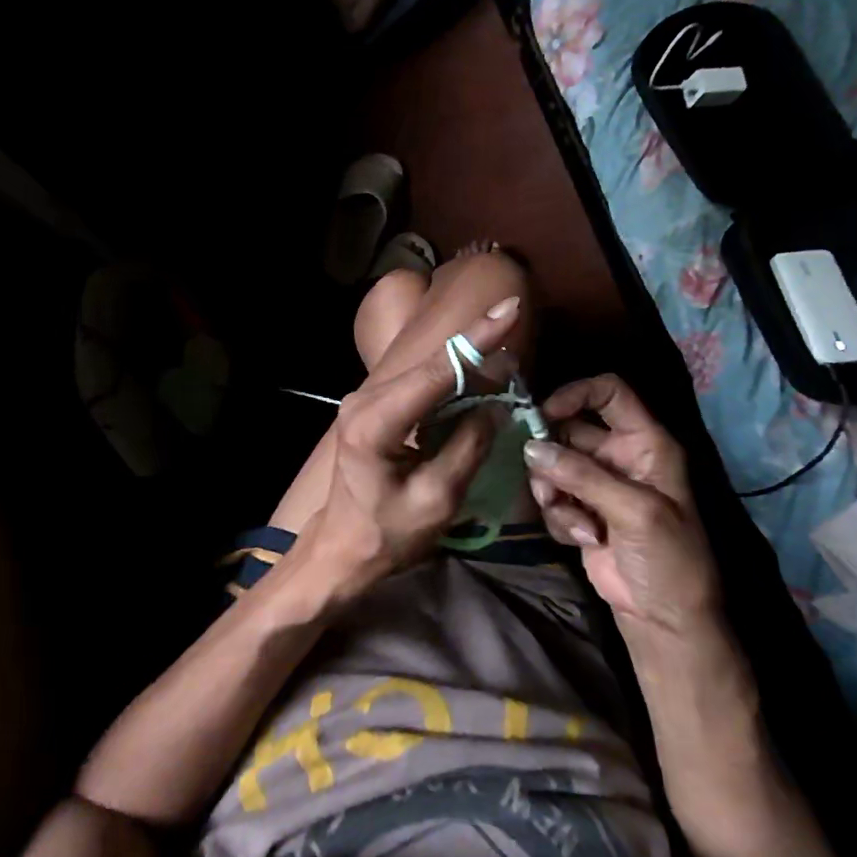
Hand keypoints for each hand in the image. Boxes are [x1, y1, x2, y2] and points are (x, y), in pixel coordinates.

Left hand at [294, 298, 523, 600]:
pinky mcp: (371, 407)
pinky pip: (416, 386)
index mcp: (374, 424)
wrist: (342, 547)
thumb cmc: (388, 534)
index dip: (475, 341)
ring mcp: (363, 401)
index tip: (509, 308)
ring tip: (503, 353)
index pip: (433, 374)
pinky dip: (448, 382)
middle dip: (474, 346)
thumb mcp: (438, 499)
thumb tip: (496, 403)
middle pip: (428, 366)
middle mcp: (362, 401)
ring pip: (423, 372)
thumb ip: (468, 446)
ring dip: (464, 365)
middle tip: (513, 322)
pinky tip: (476, 378)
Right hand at [523, 374, 719, 644]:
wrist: (664, 620)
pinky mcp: (578, 511)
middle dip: (551, 454)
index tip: (545, 414)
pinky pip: (551, 496)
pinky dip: (557, 515)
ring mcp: (596, 484)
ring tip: (570, 518)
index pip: (609, 393)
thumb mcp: (634, 511)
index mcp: (645, 443)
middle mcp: (619, 456)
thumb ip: (582, 475)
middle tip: (544, 481)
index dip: (576, 394)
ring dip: (551, 490)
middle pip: (568, 429)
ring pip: (552, 464)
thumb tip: (530, 448)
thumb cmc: (668, 559)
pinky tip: (580, 538)